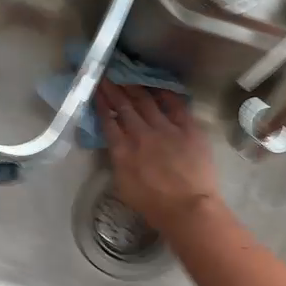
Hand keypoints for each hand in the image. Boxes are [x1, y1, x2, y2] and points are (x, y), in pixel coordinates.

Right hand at [96, 82, 222, 233]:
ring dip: (135, 88)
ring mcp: (166, 128)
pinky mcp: (188, 128)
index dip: (101, 104)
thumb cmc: (154, 207)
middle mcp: (141, 134)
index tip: (96, 92)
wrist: (188, 208)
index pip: (108, 122)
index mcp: (123, 151)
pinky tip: (158, 88)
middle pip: (125, 106)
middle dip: (114, 90)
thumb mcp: (124, 187)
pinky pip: (175, 104)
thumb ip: (119, 162)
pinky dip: (165, 94)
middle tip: (107, 77)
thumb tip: (117, 147)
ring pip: (147, 101)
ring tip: (127, 79)